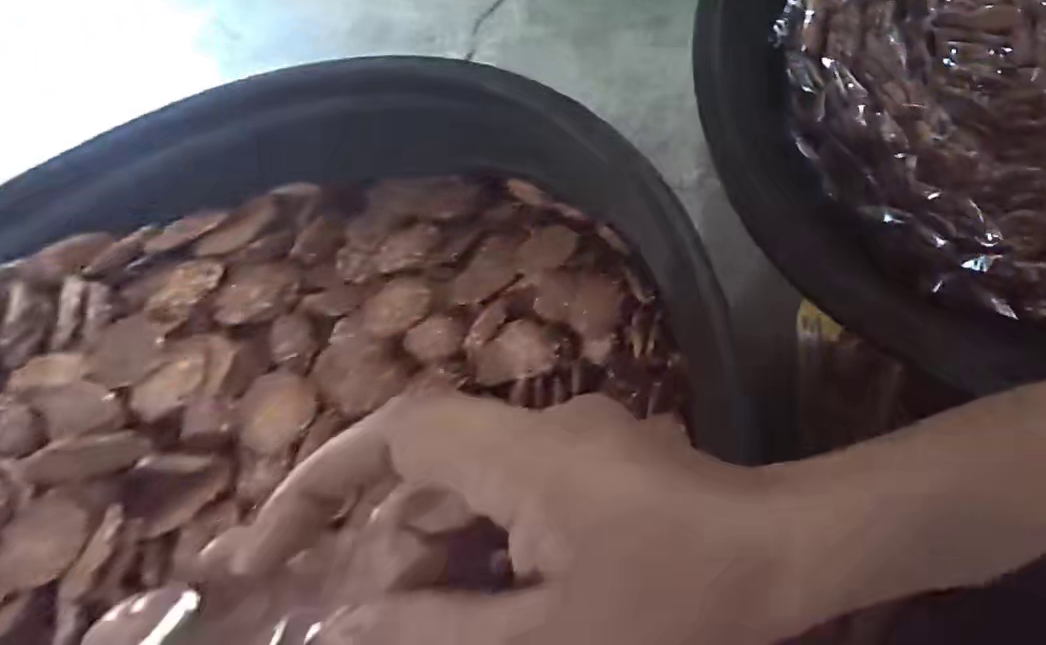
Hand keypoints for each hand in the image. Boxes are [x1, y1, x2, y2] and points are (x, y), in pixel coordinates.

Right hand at [217, 393, 785, 644]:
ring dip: (445, 558)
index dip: (323, 480)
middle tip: (385, 637)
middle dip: (390, 551)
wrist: (781, 549)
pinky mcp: (616, 462)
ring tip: (460, 630)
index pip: (408, 427)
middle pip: (441, 466)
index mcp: (534, 453)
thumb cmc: (674, 599)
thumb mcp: (541, 638)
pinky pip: (532, 491)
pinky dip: (496, 545)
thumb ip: (433, 630)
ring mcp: (594, 441)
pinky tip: (506, 607)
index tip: (261, 562)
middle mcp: (561, 429)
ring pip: (485, 484)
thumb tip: (345, 621)